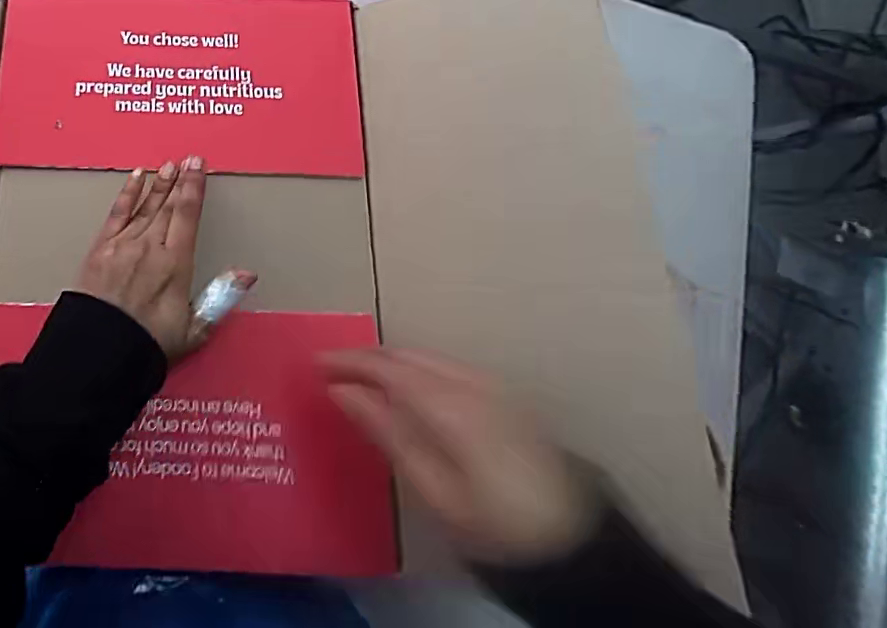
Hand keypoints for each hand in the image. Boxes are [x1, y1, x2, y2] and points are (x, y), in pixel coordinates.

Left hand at [76, 157, 252, 359]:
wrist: (95, 356)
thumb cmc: (146, 345)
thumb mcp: (194, 329)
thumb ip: (220, 297)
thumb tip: (248, 274)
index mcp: (175, 263)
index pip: (188, 214)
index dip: (194, 188)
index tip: (199, 167)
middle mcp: (150, 247)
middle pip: (168, 205)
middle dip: (179, 180)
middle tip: (187, 159)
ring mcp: (122, 246)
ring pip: (145, 206)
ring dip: (158, 185)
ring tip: (167, 166)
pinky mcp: (99, 250)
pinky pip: (116, 214)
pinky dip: (126, 195)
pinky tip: (134, 179)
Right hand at [322, 349, 598, 566]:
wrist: (570, 531)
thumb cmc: (493, 522)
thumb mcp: (434, 488)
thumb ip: (388, 432)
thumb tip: (344, 393)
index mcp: (447, 402)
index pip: (386, 365)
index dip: (349, 360)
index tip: (316, 362)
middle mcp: (467, 379)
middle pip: (406, 354)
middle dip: (366, 356)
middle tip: (330, 369)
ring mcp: (487, 382)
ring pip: (426, 356)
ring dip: (390, 360)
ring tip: (359, 377)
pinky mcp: (499, 391)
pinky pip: (444, 366)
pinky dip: (414, 367)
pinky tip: (404, 386)